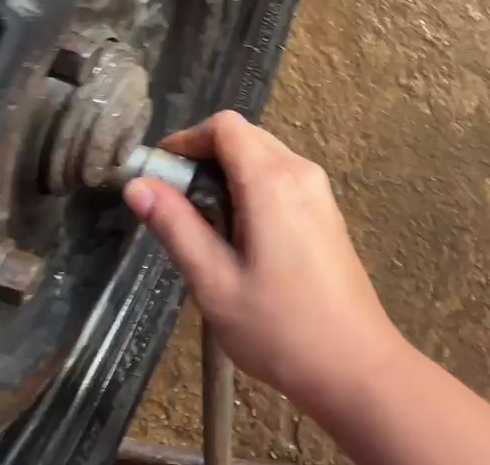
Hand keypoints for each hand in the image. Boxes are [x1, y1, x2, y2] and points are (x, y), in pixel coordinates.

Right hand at [123, 111, 407, 410]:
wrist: (352, 363)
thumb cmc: (278, 327)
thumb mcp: (214, 282)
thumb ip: (176, 227)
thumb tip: (137, 184)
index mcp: (272, 180)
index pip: (225, 126)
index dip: (186, 139)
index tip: (157, 172)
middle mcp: (300, 171)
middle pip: (244, 136)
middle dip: (204, 156)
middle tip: (172, 202)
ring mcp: (318, 189)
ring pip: (263, 154)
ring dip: (227, 172)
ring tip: (201, 223)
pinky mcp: (325, 208)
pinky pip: (281, 175)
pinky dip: (251, 186)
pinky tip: (238, 233)